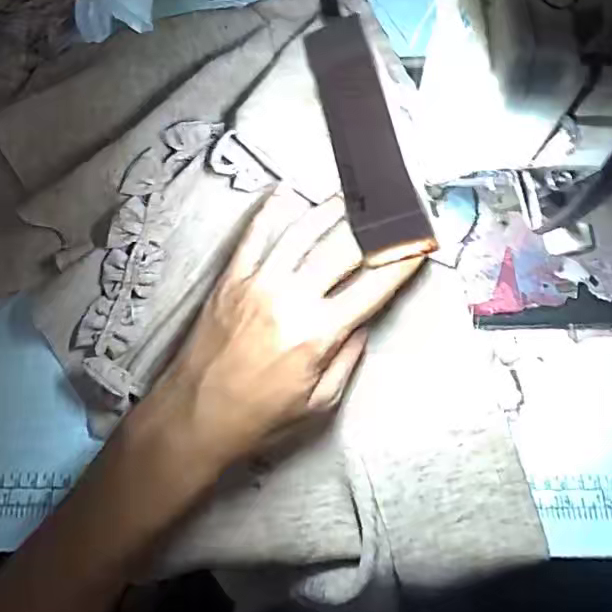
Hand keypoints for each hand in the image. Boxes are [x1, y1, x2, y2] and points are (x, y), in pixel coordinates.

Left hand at [133, 193, 424, 474]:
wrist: (192, 418)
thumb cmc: (258, 417)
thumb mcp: (319, 402)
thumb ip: (348, 357)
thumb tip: (364, 320)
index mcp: (316, 334)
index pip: (372, 286)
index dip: (402, 262)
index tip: (419, 245)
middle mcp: (289, 300)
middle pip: (343, 249)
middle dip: (376, 228)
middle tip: (394, 212)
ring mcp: (258, 284)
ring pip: (302, 232)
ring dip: (332, 210)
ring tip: (351, 199)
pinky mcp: (231, 278)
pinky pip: (255, 234)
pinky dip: (272, 210)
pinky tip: (288, 193)